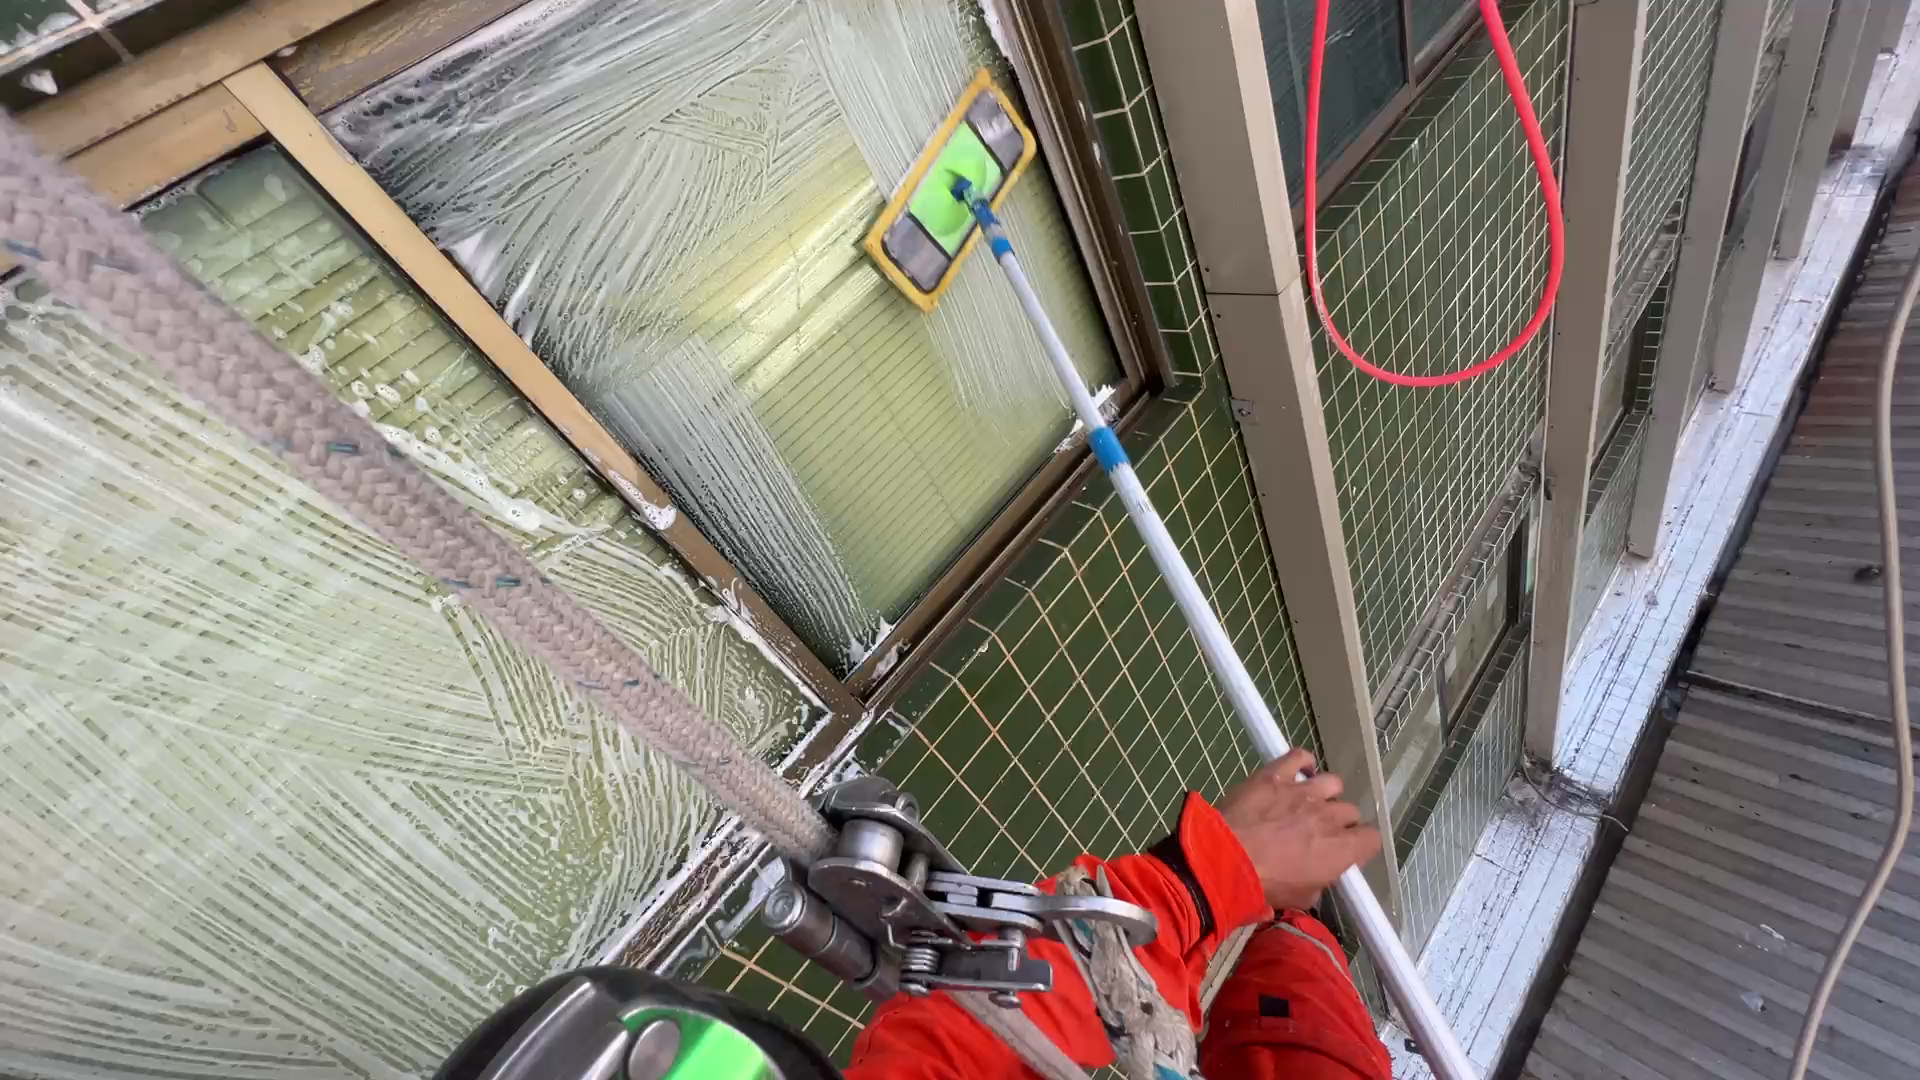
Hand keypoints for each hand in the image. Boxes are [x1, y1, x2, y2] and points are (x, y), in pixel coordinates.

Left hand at [1216, 749, 1381, 911]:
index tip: (1345, 848)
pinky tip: (1298, 771)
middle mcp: (1328, 815)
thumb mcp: (1302, 897)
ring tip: (1308, 801)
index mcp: (1340, 849)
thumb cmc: (1264, 884)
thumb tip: (1317, 870)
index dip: (1359, 843)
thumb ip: (1319, 879)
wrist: (1226, 856)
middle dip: (1338, 820)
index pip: (1371, 838)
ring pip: (1332, 782)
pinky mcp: (1275, 775)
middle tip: (1318, 829)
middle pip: (1349, 810)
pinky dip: (1302, 761)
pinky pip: (1298, 756)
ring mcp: (1302, 791)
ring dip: (1324, 793)